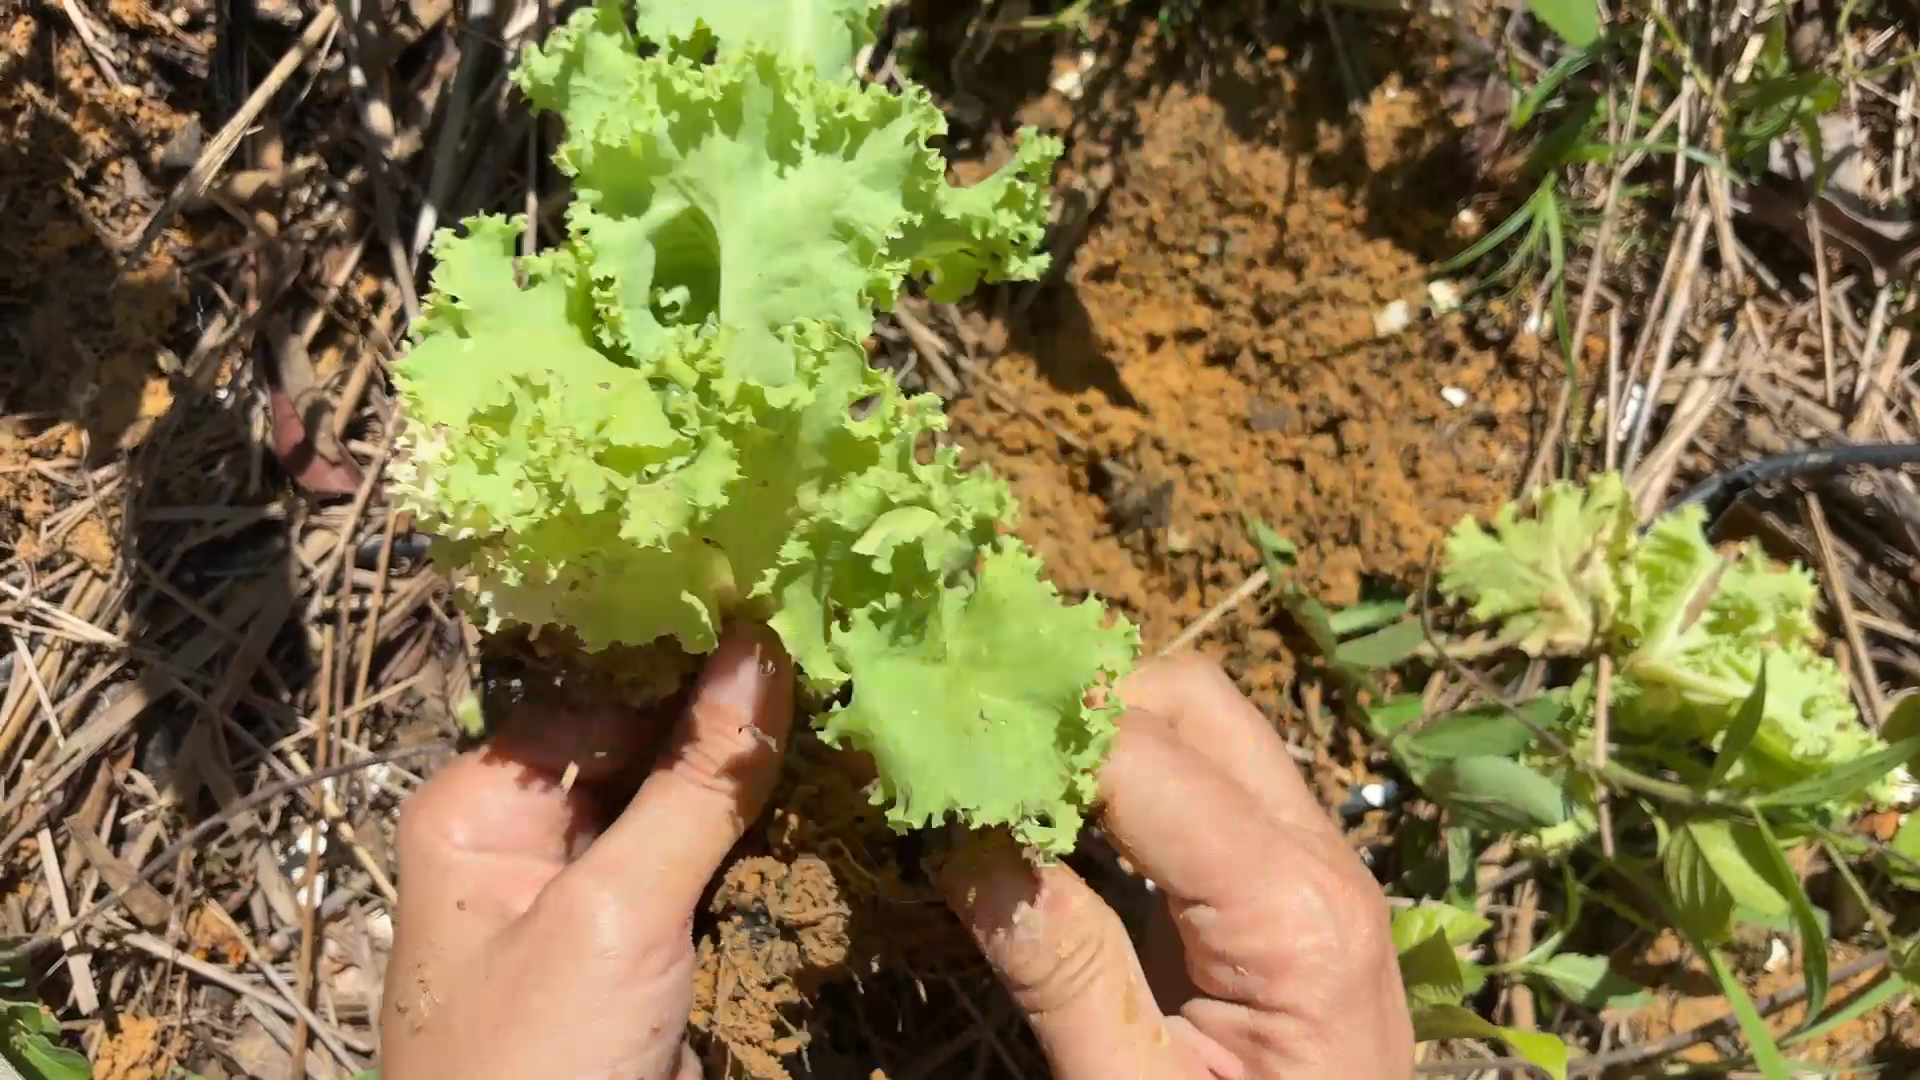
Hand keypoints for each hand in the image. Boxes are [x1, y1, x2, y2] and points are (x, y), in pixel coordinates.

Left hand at [380, 624, 793, 1079]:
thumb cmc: (540, 1065)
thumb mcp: (619, 909)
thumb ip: (698, 779)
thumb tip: (766, 644)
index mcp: (489, 800)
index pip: (603, 688)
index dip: (689, 649)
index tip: (778, 609)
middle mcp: (537, 825)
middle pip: (647, 733)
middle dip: (730, 701)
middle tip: (824, 641)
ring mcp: (598, 874)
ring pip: (686, 785)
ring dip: (755, 754)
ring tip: (839, 689)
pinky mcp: (651, 917)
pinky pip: (708, 837)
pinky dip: (759, 809)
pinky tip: (821, 768)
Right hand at [939, 654, 1413, 1079]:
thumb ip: (1062, 974)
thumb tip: (964, 843)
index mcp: (1292, 914)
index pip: (1144, 759)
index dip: (1042, 742)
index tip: (956, 751)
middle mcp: (1318, 853)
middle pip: (1192, 698)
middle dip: (1085, 703)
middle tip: (999, 757)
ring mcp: (1312, 849)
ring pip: (1202, 714)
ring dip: (1110, 721)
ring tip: (1029, 772)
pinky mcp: (1287, 860)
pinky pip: (1208, 760)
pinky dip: (1132, 754)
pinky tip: (1078, 798)